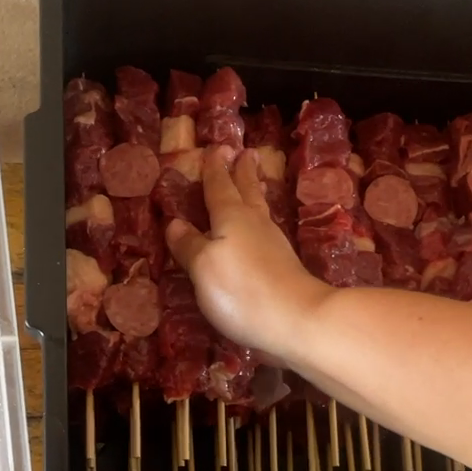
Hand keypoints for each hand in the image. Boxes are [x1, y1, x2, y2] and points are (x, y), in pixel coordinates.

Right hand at [166, 145, 332, 358]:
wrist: (296, 321)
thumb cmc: (241, 290)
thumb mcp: (203, 267)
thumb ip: (188, 245)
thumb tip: (175, 223)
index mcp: (231, 217)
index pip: (218, 187)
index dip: (213, 170)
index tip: (214, 149)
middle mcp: (255, 224)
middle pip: (247, 192)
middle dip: (242, 173)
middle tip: (244, 153)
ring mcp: (273, 246)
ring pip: (259, 210)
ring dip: (254, 193)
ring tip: (253, 182)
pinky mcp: (283, 268)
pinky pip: (265, 232)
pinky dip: (259, 221)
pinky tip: (259, 229)